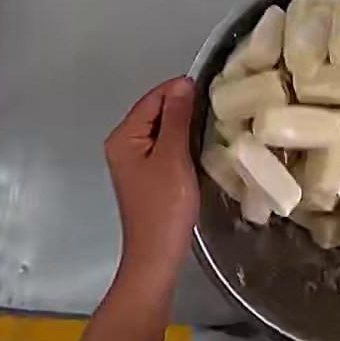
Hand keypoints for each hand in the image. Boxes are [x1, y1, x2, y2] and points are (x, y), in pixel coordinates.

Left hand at [105, 77, 199, 298]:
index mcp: (124, 137)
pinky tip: (201, 143)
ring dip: (185, 124)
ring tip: (212, 122)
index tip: (211, 89)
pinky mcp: (149, 172)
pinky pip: (166, 144)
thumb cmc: (165, 207)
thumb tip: (182, 84)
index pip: (152, 98)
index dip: (179, 90)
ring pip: (163, 128)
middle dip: (183, 106)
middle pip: (156, 111)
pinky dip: (183, 140)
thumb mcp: (173, 156)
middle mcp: (124, 144)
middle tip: (216, 105)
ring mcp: (136, 159)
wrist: (158, 256)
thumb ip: (177, 118)